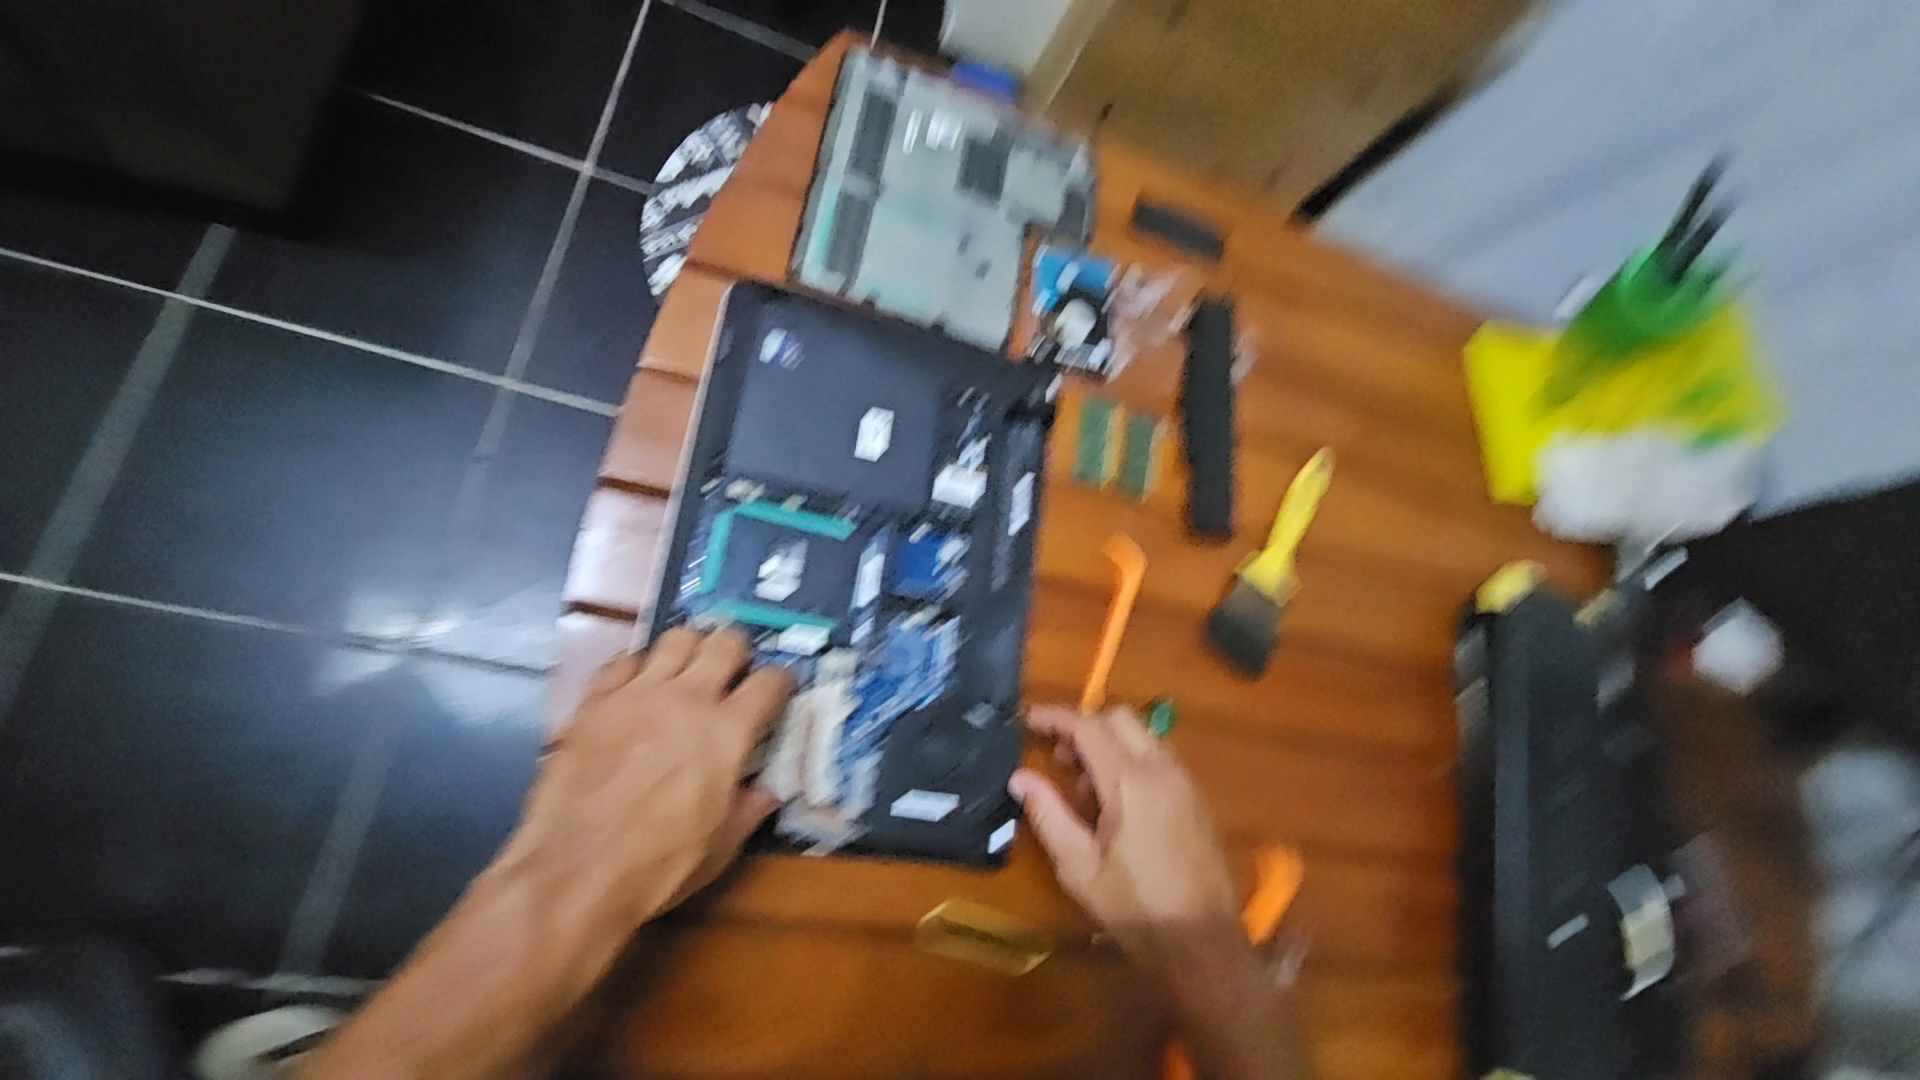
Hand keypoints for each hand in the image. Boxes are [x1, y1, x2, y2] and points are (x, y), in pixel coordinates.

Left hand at [507, 627, 794, 928]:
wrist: (576, 874)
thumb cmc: (660, 865)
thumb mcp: (723, 845)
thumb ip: (750, 807)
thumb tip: (767, 789)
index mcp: (728, 731)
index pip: (770, 681)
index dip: (781, 681)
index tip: (778, 690)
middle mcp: (688, 698)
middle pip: (725, 642)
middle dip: (737, 650)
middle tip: (732, 670)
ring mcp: (638, 694)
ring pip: (676, 638)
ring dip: (690, 649)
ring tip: (686, 669)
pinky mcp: (595, 701)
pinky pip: (623, 660)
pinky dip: (638, 667)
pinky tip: (637, 687)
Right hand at [1009, 705, 1239, 963]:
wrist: (1204, 945)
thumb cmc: (1135, 907)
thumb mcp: (1079, 867)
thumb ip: (1048, 814)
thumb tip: (1020, 777)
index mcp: (1130, 781)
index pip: (1087, 725)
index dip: (1055, 717)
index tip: (1028, 721)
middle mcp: (1161, 768)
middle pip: (1119, 716)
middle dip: (1084, 725)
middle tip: (1060, 757)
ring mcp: (1185, 781)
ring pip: (1143, 733)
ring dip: (1110, 742)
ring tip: (1087, 787)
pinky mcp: (1197, 797)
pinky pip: (1159, 756)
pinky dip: (1132, 758)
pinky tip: (1118, 802)